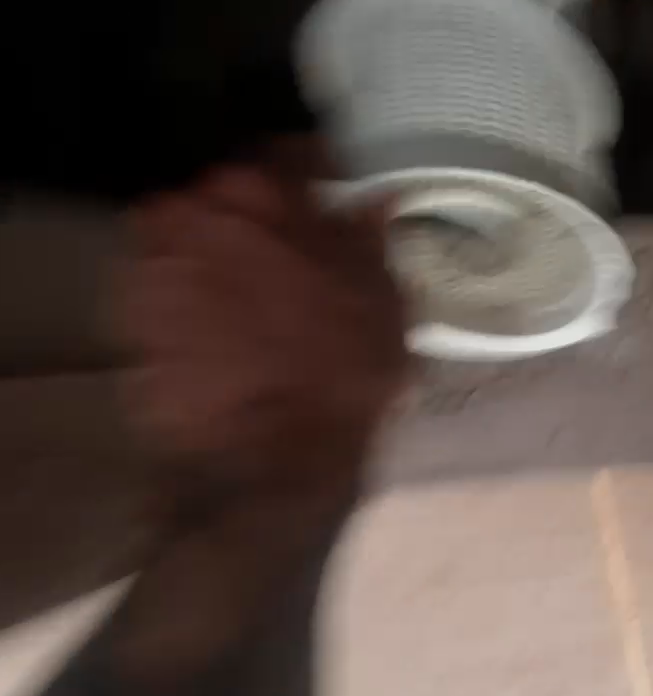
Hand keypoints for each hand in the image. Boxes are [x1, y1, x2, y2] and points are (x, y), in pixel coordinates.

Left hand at [117, 138, 408, 511]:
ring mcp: (150, 257)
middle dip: (276, 222)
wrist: (268, 446)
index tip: (347, 193)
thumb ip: (370, 240)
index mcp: (258, 196)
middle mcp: (188, 209)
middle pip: (238, 197)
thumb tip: (371, 200)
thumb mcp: (386, 305)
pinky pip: (182, 279)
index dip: (325, 174)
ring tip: (282, 300)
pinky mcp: (131, 305)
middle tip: (318, 259)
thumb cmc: (344, 369)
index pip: (291, 157)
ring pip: (205, 238)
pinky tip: (248, 328)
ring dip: (241, 257)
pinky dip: (213, 291)